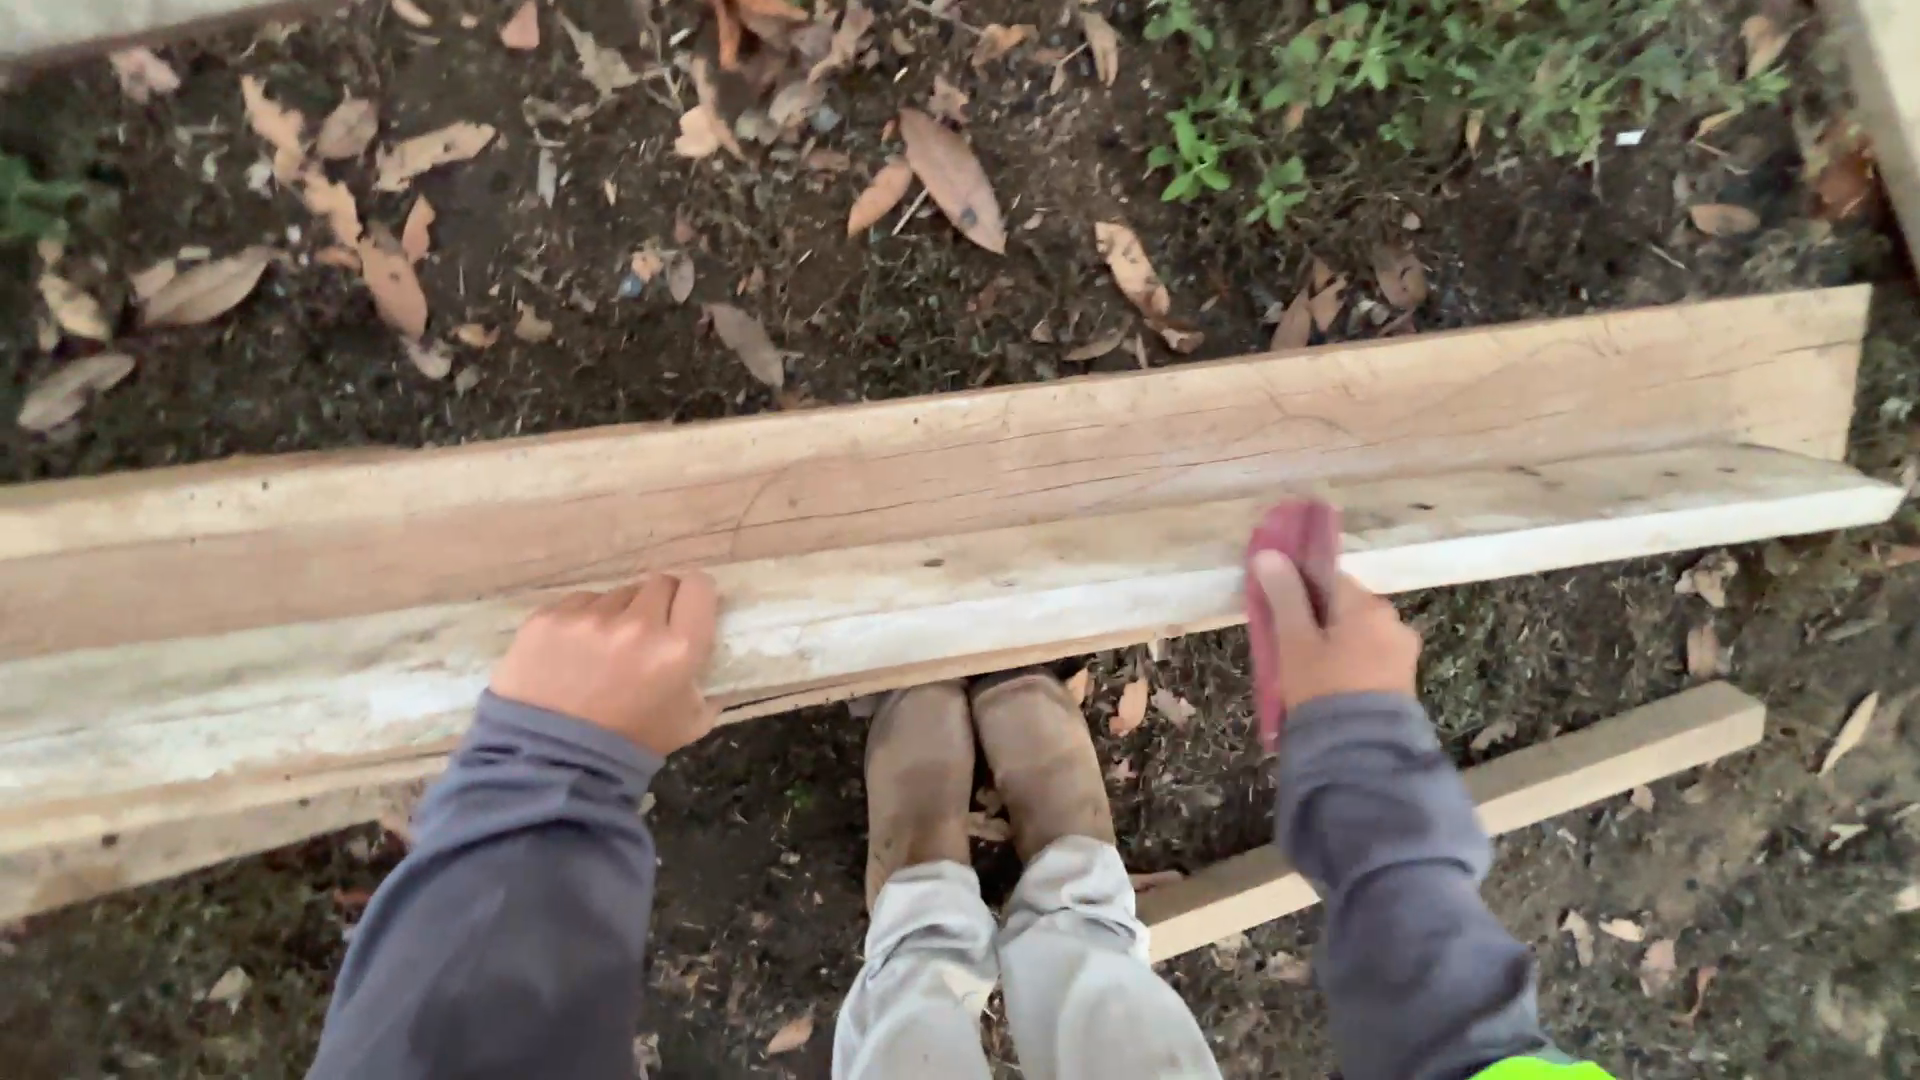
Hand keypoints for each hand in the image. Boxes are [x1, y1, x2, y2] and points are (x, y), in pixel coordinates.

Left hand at [490, 572, 720, 757]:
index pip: (699, 586)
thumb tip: (719, 664)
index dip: (696, 594)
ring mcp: (589, 619)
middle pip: (659, 583)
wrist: (551, 763)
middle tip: (648, 631)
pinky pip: (578, 603)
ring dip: (619, 613)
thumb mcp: (691, 722)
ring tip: (605, 648)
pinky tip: (575, 651)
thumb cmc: (631, 743)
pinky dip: (582, 620)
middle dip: (659, 603)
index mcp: (679, 648)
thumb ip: (711, 688)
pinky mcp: (548, 619)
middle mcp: (638, 624)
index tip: (688, 608)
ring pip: (617, 594)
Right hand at [1250, 550, 1419, 709]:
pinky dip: (1348, 661)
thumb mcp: (1293, 640)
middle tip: (1286, 643)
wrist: (1360, 751)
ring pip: (1355, 632)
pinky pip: (1368, 656)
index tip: (1276, 609)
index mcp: (1367, 605)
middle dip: (1315, 618)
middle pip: (1343, 605)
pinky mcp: (1403, 680)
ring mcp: (1402, 652)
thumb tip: (1268, 554)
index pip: (1327, 577)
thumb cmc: (1322, 686)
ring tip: (1305, 668)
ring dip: (1331, 641)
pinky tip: (1329, 682)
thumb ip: (1283, 595)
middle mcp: (1393, 621)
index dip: (1298, 588)